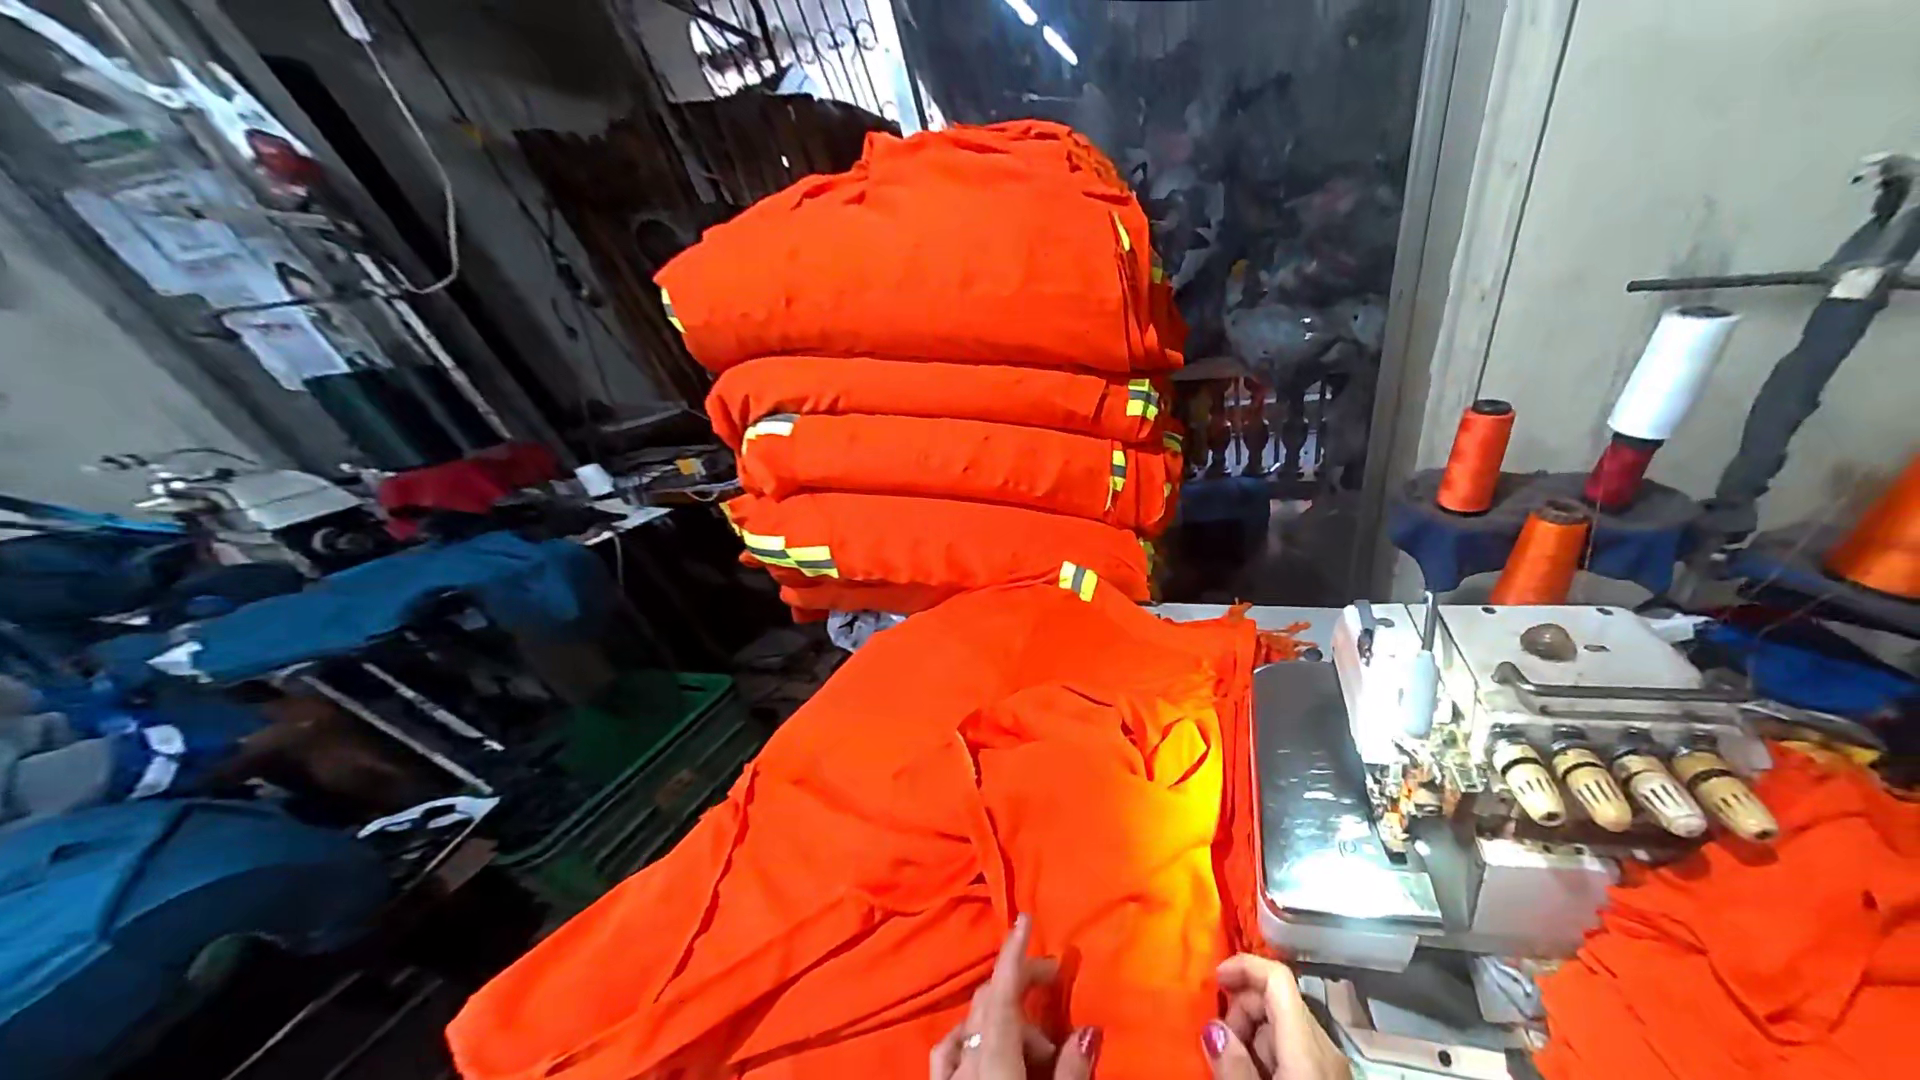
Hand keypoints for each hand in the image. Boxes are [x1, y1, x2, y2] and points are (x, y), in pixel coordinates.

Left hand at [930, 914, 1099, 1079]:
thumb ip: (1070, 1070)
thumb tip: (1089, 1029)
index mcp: (992, 1061)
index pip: (1002, 993)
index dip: (1013, 952)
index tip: (1025, 917)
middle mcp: (964, 1061)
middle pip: (990, 1003)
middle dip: (1022, 987)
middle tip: (1054, 988)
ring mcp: (945, 1077)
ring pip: (971, 1023)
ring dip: (1004, 1019)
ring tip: (1037, 1043)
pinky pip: (948, 1048)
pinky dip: (971, 1034)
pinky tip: (986, 1043)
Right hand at [1202, 955, 1349, 1079]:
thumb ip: (1234, 1064)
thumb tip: (1212, 1028)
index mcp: (1309, 1046)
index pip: (1279, 977)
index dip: (1243, 966)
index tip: (1214, 978)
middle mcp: (1327, 1047)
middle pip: (1278, 998)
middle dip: (1241, 1008)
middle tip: (1219, 1041)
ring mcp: (1332, 1065)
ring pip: (1284, 1023)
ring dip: (1252, 1031)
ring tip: (1233, 1061)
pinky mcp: (1330, 1079)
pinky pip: (1294, 1046)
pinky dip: (1268, 1049)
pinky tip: (1254, 1072)